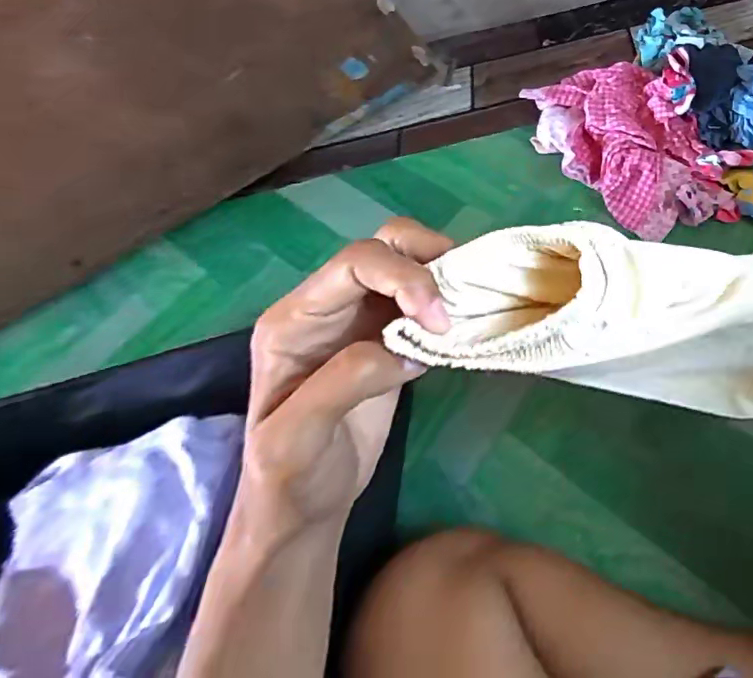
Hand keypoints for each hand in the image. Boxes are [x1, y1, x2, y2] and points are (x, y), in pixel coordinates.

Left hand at [237, 217, 453, 529]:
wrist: (301, 508)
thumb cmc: (289, 479)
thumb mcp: (295, 442)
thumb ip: (343, 384)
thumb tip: (407, 350)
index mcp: (295, 319)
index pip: (354, 263)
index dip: (403, 277)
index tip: (436, 320)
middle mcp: (327, 305)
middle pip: (382, 244)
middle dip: (426, 259)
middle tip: (456, 304)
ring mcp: (359, 316)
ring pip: (406, 258)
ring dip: (441, 272)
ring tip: (464, 308)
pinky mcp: (387, 332)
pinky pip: (421, 293)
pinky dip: (447, 296)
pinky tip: (461, 322)